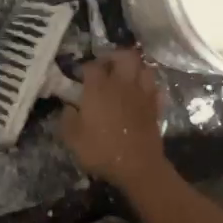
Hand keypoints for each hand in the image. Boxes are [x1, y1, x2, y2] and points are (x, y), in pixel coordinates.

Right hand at [60, 48, 169, 186]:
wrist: (137, 166)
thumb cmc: (101, 150)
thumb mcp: (72, 138)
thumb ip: (67, 118)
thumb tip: (68, 106)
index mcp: (99, 89)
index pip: (92, 66)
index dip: (84, 67)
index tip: (79, 76)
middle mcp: (122, 84)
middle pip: (125, 56)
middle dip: (114, 56)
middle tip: (105, 66)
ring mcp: (142, 94)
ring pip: (144, 67)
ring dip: (134, 68)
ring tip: (124, 77)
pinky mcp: (155, 106)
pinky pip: (154, 86)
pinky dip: (146, 84)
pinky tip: (139, 93)